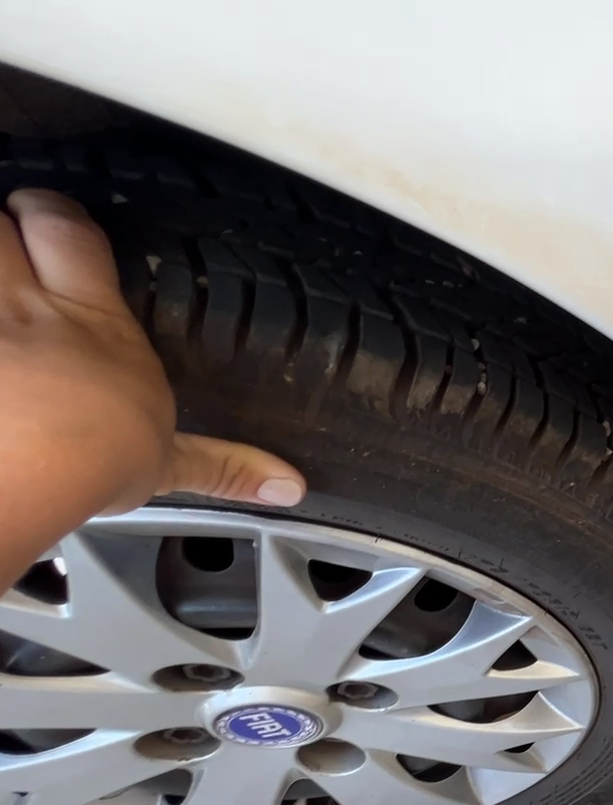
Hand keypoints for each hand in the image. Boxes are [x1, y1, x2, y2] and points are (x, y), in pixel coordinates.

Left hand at [2, 188, 304, 584]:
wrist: (8, 477)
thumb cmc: (85, 462)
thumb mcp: (165, 467)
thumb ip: (223, 466)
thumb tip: (290, 485)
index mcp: (97, 327)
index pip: (68, 234)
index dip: (54, 217)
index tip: (55, 222)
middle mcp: (26, 308)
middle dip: (2, 225)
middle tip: (13, 239)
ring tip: (0, 281)